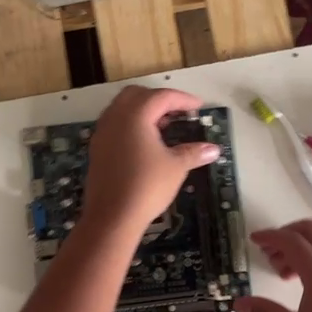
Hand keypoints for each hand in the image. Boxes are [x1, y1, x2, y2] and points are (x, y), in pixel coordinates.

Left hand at [81, 86, 219, 233]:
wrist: (112, 216)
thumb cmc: (147, 186)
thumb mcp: (175, 167)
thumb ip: (193, 153)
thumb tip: (214, 149)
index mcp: (135, 115)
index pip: (161, 97)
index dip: (183, 99)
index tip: (199, 107)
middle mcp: (115, 117)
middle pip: (137, 95)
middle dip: (159, 99)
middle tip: (178, 112)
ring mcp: (102, 133)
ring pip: (122, 108)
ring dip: (143, 111)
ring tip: (163, 127)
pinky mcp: (97, 149)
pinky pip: (115, 125)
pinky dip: (131, 124)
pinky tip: (145, 143)